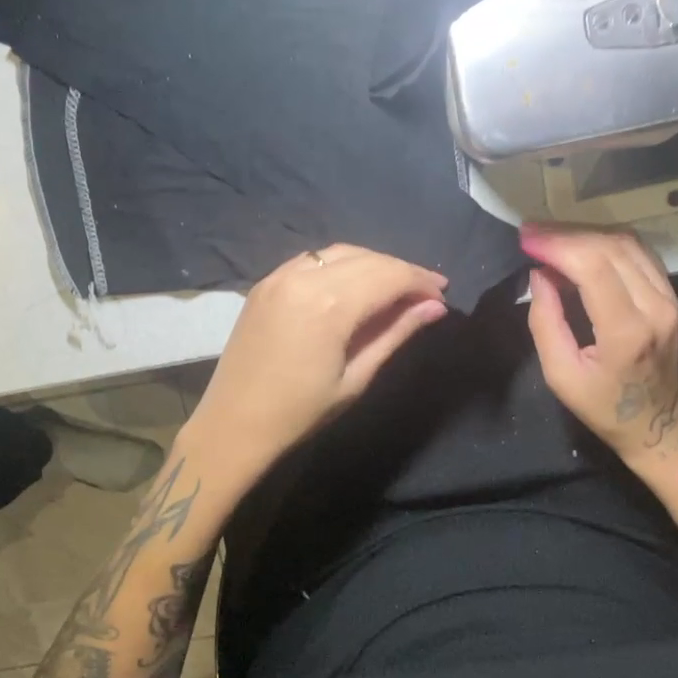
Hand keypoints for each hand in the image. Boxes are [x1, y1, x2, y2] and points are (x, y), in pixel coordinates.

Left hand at [181, 244, 448, 485]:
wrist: (235, 425)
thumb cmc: (301, 412)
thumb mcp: (356, 378)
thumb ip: (395, 334)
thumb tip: (435, 307)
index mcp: (329, 304)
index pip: (389, 275)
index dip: (420, 282)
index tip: (442, 296)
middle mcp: (304, 277)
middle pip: (367, 258)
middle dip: (401, 271)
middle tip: (426, 294)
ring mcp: (280, 276)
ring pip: (339, 252)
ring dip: (372, 264)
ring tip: (394, 289)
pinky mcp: (265, 283)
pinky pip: (312, 260)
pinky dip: (340, 265)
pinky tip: (353, 286)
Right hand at [521, 223, 677, 463]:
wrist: (662, 427)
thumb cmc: (606, 410)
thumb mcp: (561, 377)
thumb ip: (546, 323)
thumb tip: (539, 275)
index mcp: (626, 331)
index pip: (593, 266)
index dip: (557, 245)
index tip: (525, 239)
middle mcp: (655, 307)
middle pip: (611, 246)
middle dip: (567, 234)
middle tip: (531, 233)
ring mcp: (669, 299)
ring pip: (628, 243)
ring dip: (587, 234)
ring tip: (551, 238)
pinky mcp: (672, 296)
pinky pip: (639, 254)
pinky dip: (607, 244)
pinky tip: (582, 249)